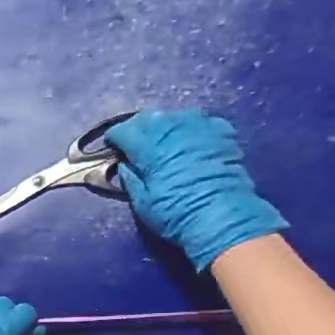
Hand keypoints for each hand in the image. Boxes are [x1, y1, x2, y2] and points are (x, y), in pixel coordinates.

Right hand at [105, 109, 287, 270]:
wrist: (223, 218)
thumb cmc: (176, 214)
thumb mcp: (142, 203)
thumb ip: (130, 179)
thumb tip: (124, 164)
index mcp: (150, 148)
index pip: (124, 131)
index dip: (114, 137)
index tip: (111, 146)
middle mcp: (173, 131)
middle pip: (148, 117)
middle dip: (136, 127)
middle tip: (132, 142)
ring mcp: (200, 128)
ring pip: (173, 115)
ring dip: (162, 125)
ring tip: (160, 139)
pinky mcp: (222, 133)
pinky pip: (199, 121)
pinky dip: (188, 128)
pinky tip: (187, 140)